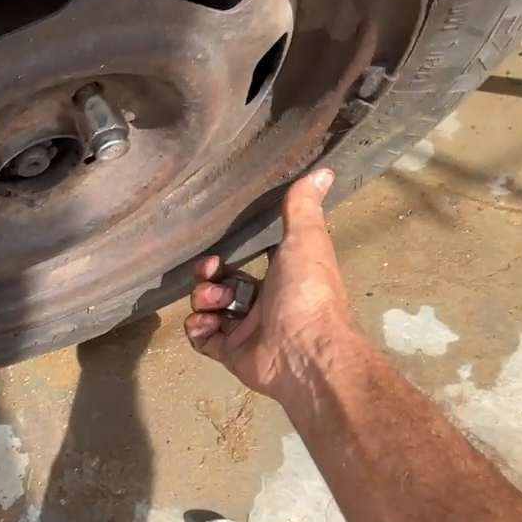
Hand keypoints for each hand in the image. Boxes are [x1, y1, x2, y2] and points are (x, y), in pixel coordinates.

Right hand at [184, 170, 368, 405]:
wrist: (302, 349)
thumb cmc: (307, 293)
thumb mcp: (305, 242)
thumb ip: (302, 208)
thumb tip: (323, 169)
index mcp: (280, 280)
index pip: (246, 264)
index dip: (227, 256)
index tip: (219, 253)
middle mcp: (261, 306)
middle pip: (220, 286)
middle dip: (208, 279)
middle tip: (212, 276)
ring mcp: (243, 330)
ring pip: (207, 309)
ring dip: (202, 301)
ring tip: (216, 303)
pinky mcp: (227, 352)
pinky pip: (200, 337)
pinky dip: (198, 328)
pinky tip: (208, 323)